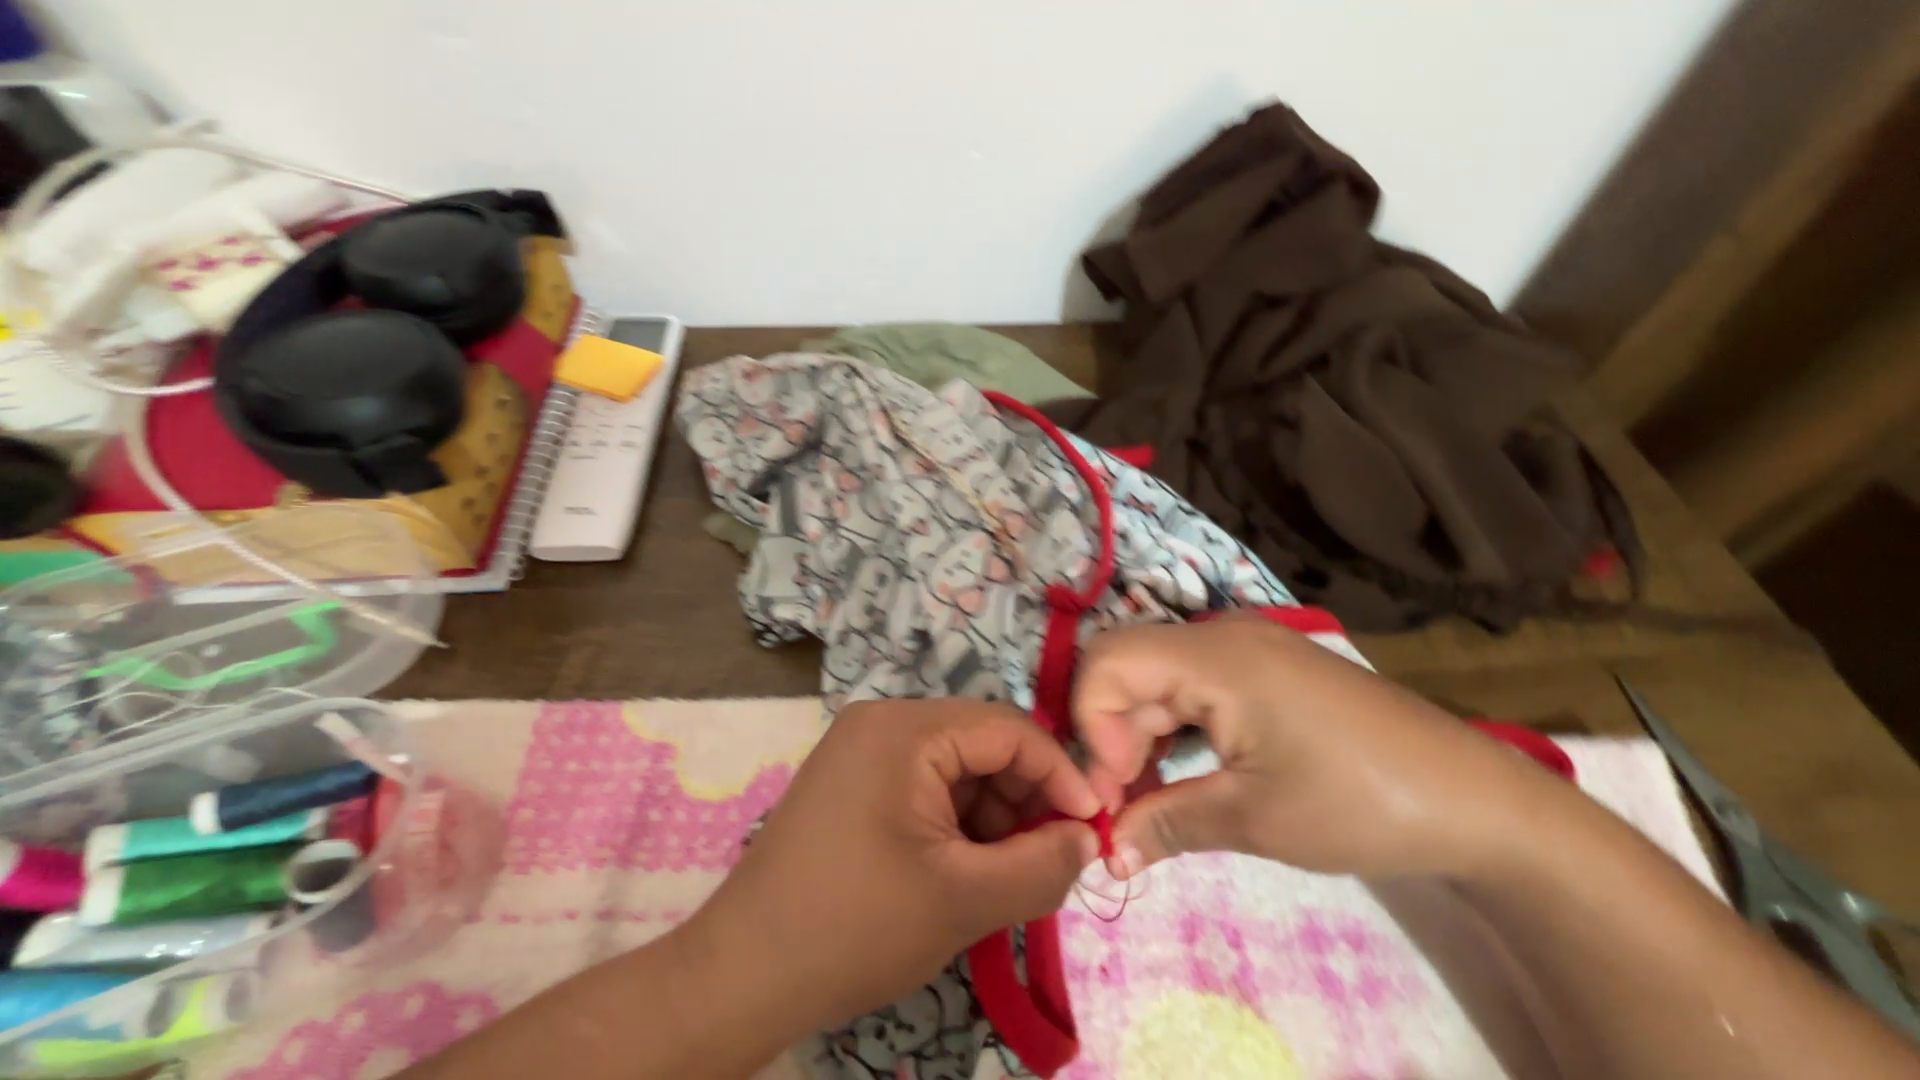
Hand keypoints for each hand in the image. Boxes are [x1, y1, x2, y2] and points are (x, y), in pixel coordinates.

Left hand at [682, 698, 1100, 1034]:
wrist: (744, 976)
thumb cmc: (856, 926)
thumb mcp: (966, 899)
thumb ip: (1043, 865)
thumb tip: (1088, 839)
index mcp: (904, 729)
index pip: (1009, 730)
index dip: (1060, 776)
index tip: (1092, 830)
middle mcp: (881, 725)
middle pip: (982, 746)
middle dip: (1026, 801)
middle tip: (1053, 861)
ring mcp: (861, 756)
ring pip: (957, 772)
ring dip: (995, 819)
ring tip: (1009, 879)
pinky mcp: (852, 789)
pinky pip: (925, 791)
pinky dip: (959, 827)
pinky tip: (969, 874)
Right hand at [1073, 615, 1558, 880]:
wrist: (1474, 801)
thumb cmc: (1359, 802)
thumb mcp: (1253, 818)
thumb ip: (1164, 824)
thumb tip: (1104, 853)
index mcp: (1217, 656)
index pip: (1107, 662)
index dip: (1093, 726)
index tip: (1116, 794)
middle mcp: (1225, 637)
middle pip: (1130, 671)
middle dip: (1113, 739)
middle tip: (1124, 814)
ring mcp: (1250, 651)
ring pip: (1159, 683)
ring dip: (1142, 741)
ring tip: (1151, 808)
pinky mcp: (1268, 673)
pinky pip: (1195, 691)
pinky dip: (1176, 734)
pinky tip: (1182, 781)